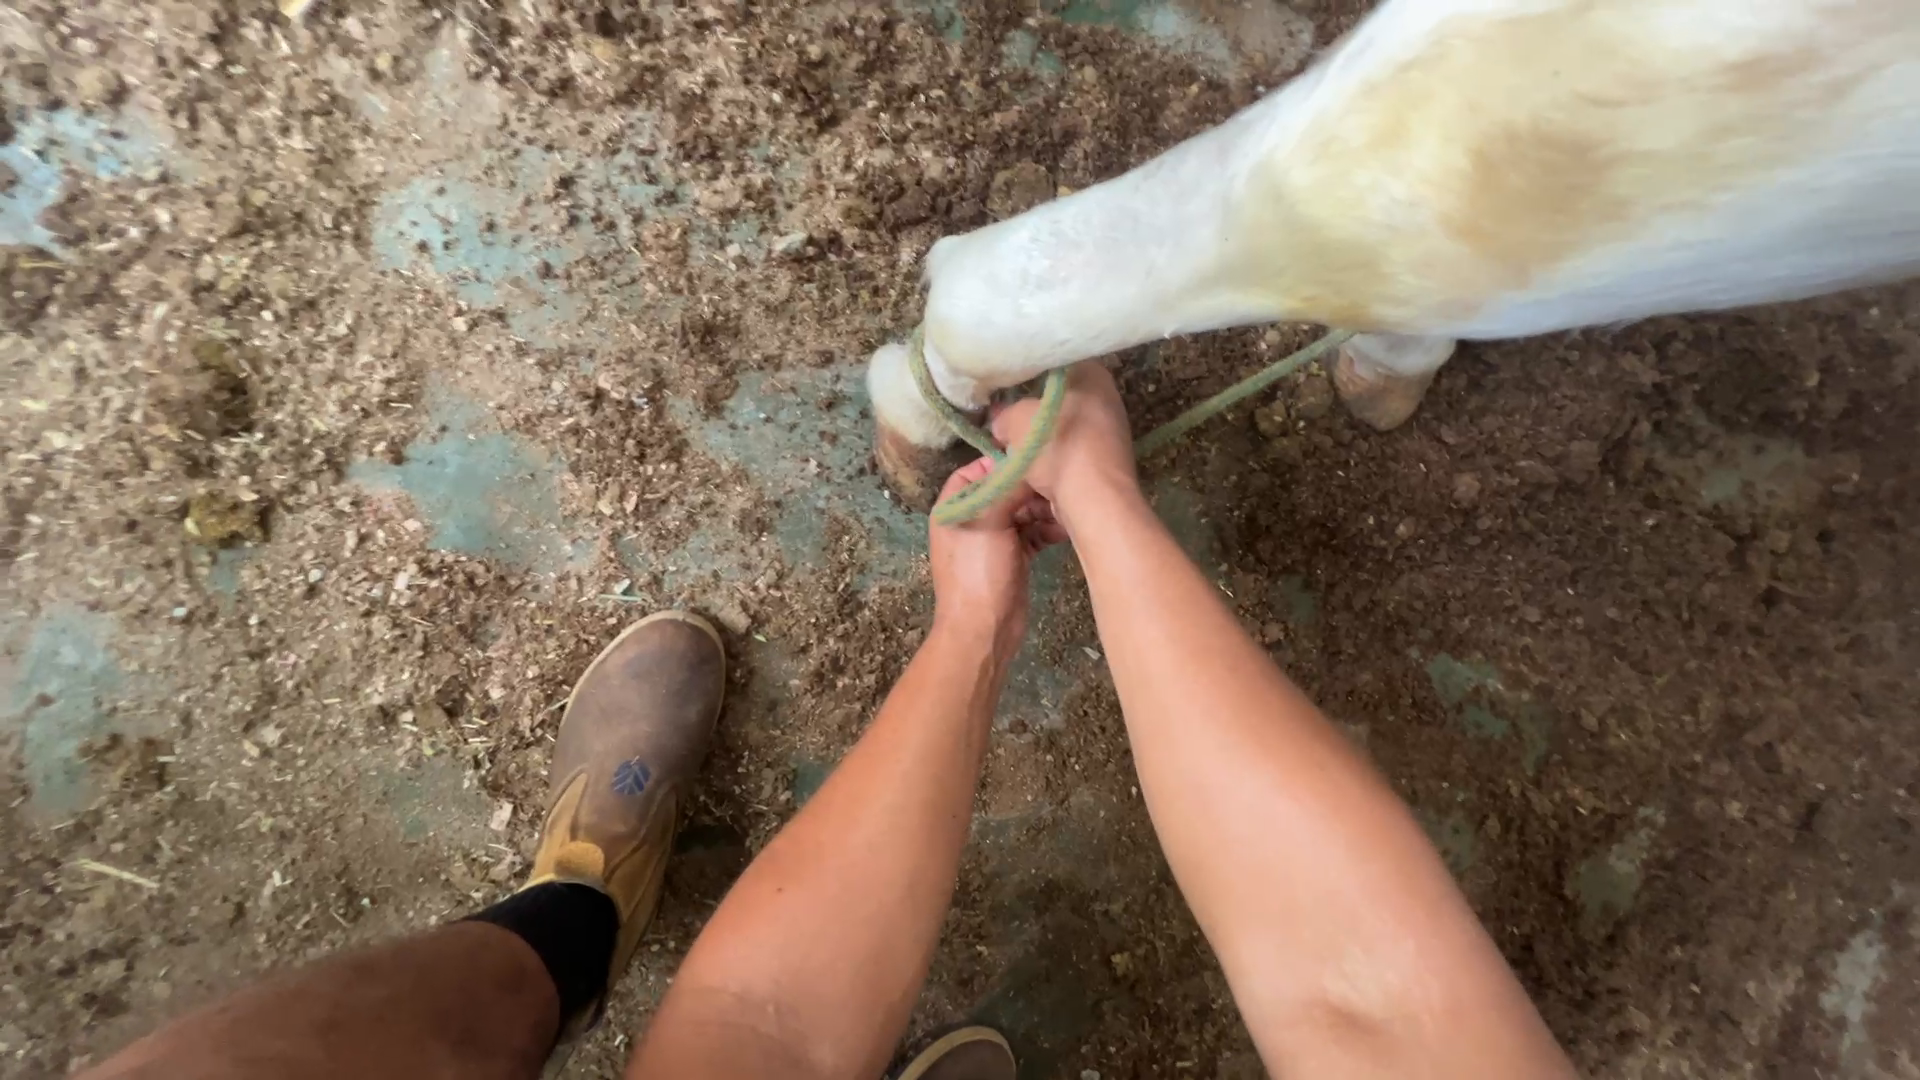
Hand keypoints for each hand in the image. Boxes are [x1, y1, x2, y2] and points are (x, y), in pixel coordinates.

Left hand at [927, 457, 1062, 663]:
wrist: (983, 629)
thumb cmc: (977, 571)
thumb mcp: (989, 520)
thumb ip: (1008, 487)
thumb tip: (1030, 463)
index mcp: (954, 505)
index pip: (978, 469)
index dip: (1004, 461)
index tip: (1035, 456)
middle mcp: (972, 518)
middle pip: (1005, 489)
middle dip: (1032, 488)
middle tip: (1059, 486)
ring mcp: (993, 538)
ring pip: (1023, 511)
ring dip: (1044, 509)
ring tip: (1066, 510)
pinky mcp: (1014, 555)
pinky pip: (1032, 533)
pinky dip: (1047, 529)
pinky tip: (1064, 529)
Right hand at [989, 362, 1139, 532]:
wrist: (1092, 497)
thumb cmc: (1057, 445)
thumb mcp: (1016, 421)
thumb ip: (1005, 415)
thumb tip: (1001, 425)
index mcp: (1091, 373)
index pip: (1052, 367)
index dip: (1024, 379)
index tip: (1003, 395)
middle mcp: (1106, 398)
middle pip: (1056, 402)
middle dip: (1029, 416)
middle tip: (1005, 427)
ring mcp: (1109, 432)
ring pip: (1061, 431)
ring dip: (1038, 443)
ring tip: (1014, 453)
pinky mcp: (1105, 462)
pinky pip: (1069, 455)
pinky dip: (1052, 462)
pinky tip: (1033, 472)